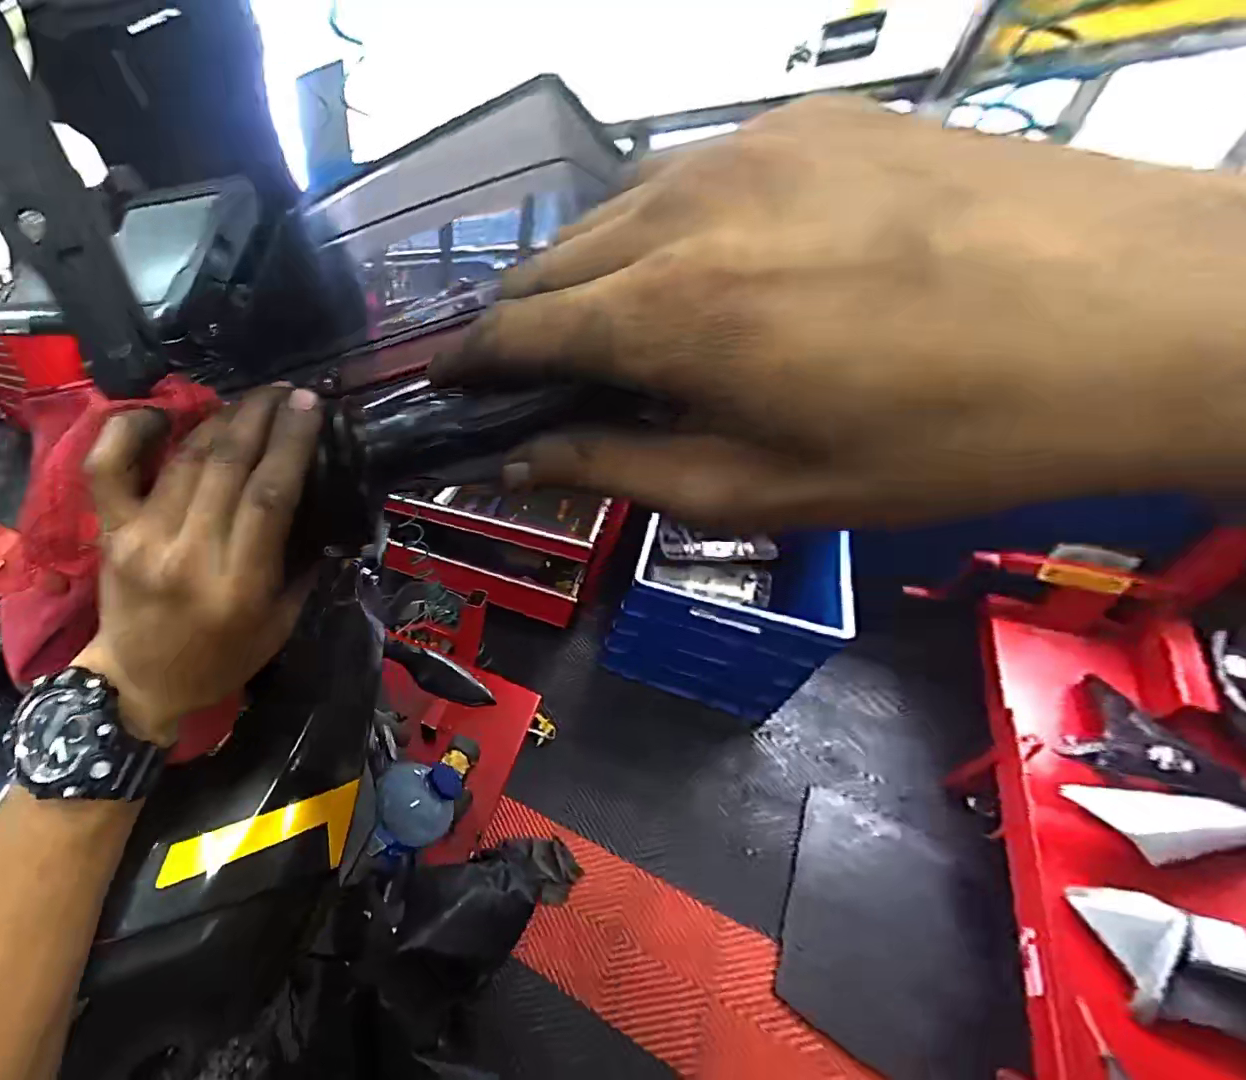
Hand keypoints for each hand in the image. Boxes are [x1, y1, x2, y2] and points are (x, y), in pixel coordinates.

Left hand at [76, 386, 323, 745]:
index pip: (270, 494)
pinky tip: (160, 413)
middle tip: (284, 392)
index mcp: (238, 584)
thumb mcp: (279, 626)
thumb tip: (319, 502)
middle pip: (229, 464)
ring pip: (186, 459)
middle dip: (262, 415)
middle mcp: (189, 554)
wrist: (140, 682)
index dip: (292, 440)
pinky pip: (109, 468)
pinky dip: (130, 431)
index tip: (309, 405)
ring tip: (248, 401)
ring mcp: (143, 538)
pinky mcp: (112, 532)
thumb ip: (303, 566)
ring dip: (220, 418)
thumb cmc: (218, 660)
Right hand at [432, 94, 1245, 528]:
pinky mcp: (800, 120)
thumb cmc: (937, 437)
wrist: (1166, 317)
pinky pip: (669, 178)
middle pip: (541, 267)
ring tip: (596, 323)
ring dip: (573, 276)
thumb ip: (610, 467)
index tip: (445, 383)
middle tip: (521, 371)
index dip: (466, 360)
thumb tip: (514, 464)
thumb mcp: (749, 490)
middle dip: (513, 323)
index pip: (512, 329)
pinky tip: (679, 264)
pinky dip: (641, 229)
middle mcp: (681, 211)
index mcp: (664, 313)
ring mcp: (742, 150)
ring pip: (597, 217)